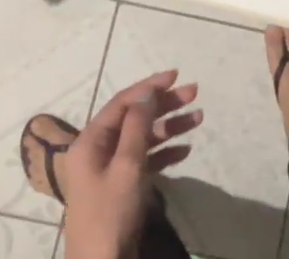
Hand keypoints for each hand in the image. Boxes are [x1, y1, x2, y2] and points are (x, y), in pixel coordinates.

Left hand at [63, 71, 202, 258]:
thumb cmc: (111, 213)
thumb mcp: (127, 166)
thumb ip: (137, 126)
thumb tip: (146, 92)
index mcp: (90, 141)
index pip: (122, 103)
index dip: (149, 86)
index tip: (176, 75)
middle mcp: (97, 151)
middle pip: (134, 118)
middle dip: (163, 105)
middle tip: (194, 94)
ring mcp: (109, 171)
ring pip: (142, 139)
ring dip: (169, 128)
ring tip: (199, 118)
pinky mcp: (121, 189)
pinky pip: (144, 162)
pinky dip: (164, 154)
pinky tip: (185, 150)